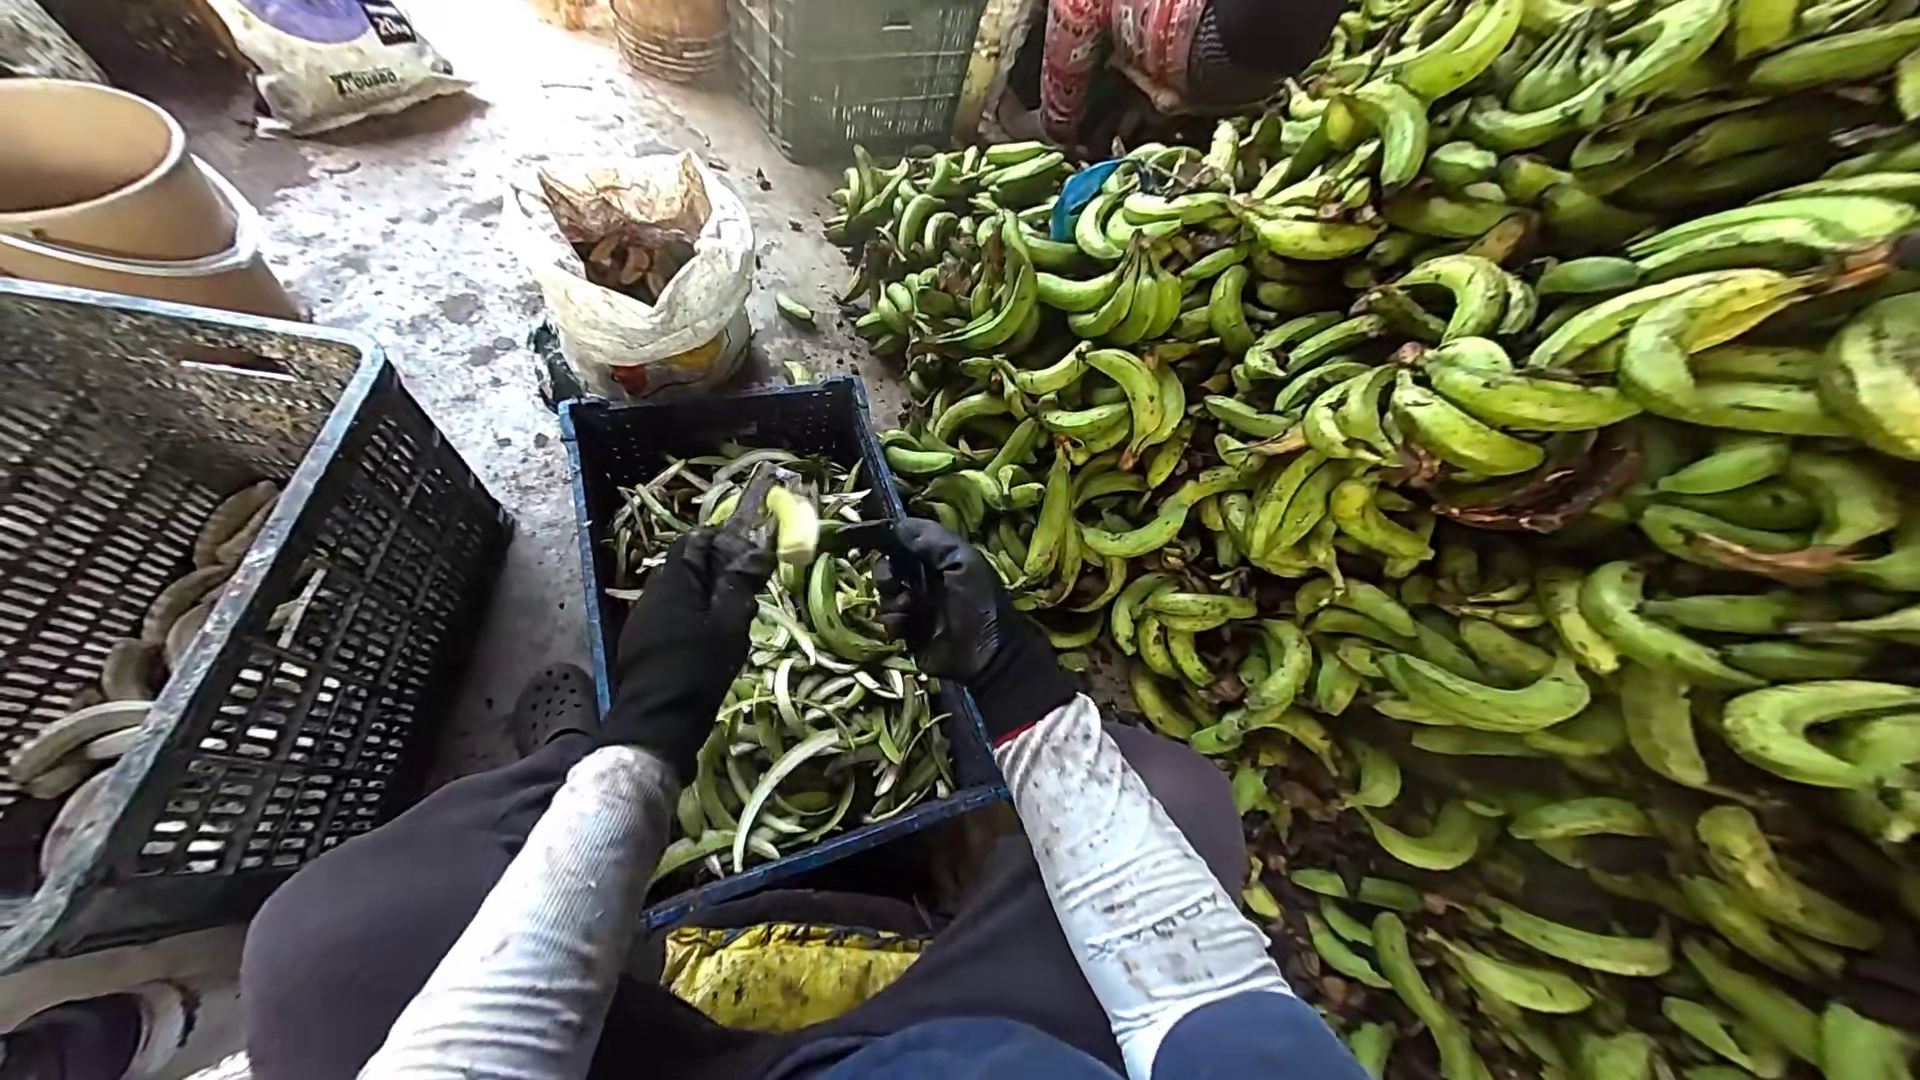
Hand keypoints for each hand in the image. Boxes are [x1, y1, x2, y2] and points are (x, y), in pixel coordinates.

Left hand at [604, 527, 773, 778]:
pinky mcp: (639, 641)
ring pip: (677, 593)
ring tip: (730, 609)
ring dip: (702, 594)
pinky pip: (668, 614)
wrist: (659, 719)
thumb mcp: (731, 623)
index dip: (719, 540)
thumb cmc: (699, 666)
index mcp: (674, 582)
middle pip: (684, 567)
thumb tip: (755, 553)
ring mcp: (642, 619)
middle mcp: (651, 593)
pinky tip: (706, 634)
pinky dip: (690, 614)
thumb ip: (740, 585)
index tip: (746, 550)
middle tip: (745, 582)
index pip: (693, 542)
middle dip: (714, 568)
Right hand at [877, 518, 1076, 741]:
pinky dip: (893, 620)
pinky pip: (886, 619)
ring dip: (891, 598)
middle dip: (885, 571)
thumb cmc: (980, 602)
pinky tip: (907, 626)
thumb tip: (895, 524)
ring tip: (909, 607)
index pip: (900, 537)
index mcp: (936, 556)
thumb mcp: (961, 561)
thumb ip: (930, 540)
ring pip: (882, 592)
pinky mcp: (907, 630)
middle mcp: (922, 576)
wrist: (987, 654)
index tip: (848, 533)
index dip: (876, 533)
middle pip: (885, 564)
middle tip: (895, 582)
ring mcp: (913, 603)